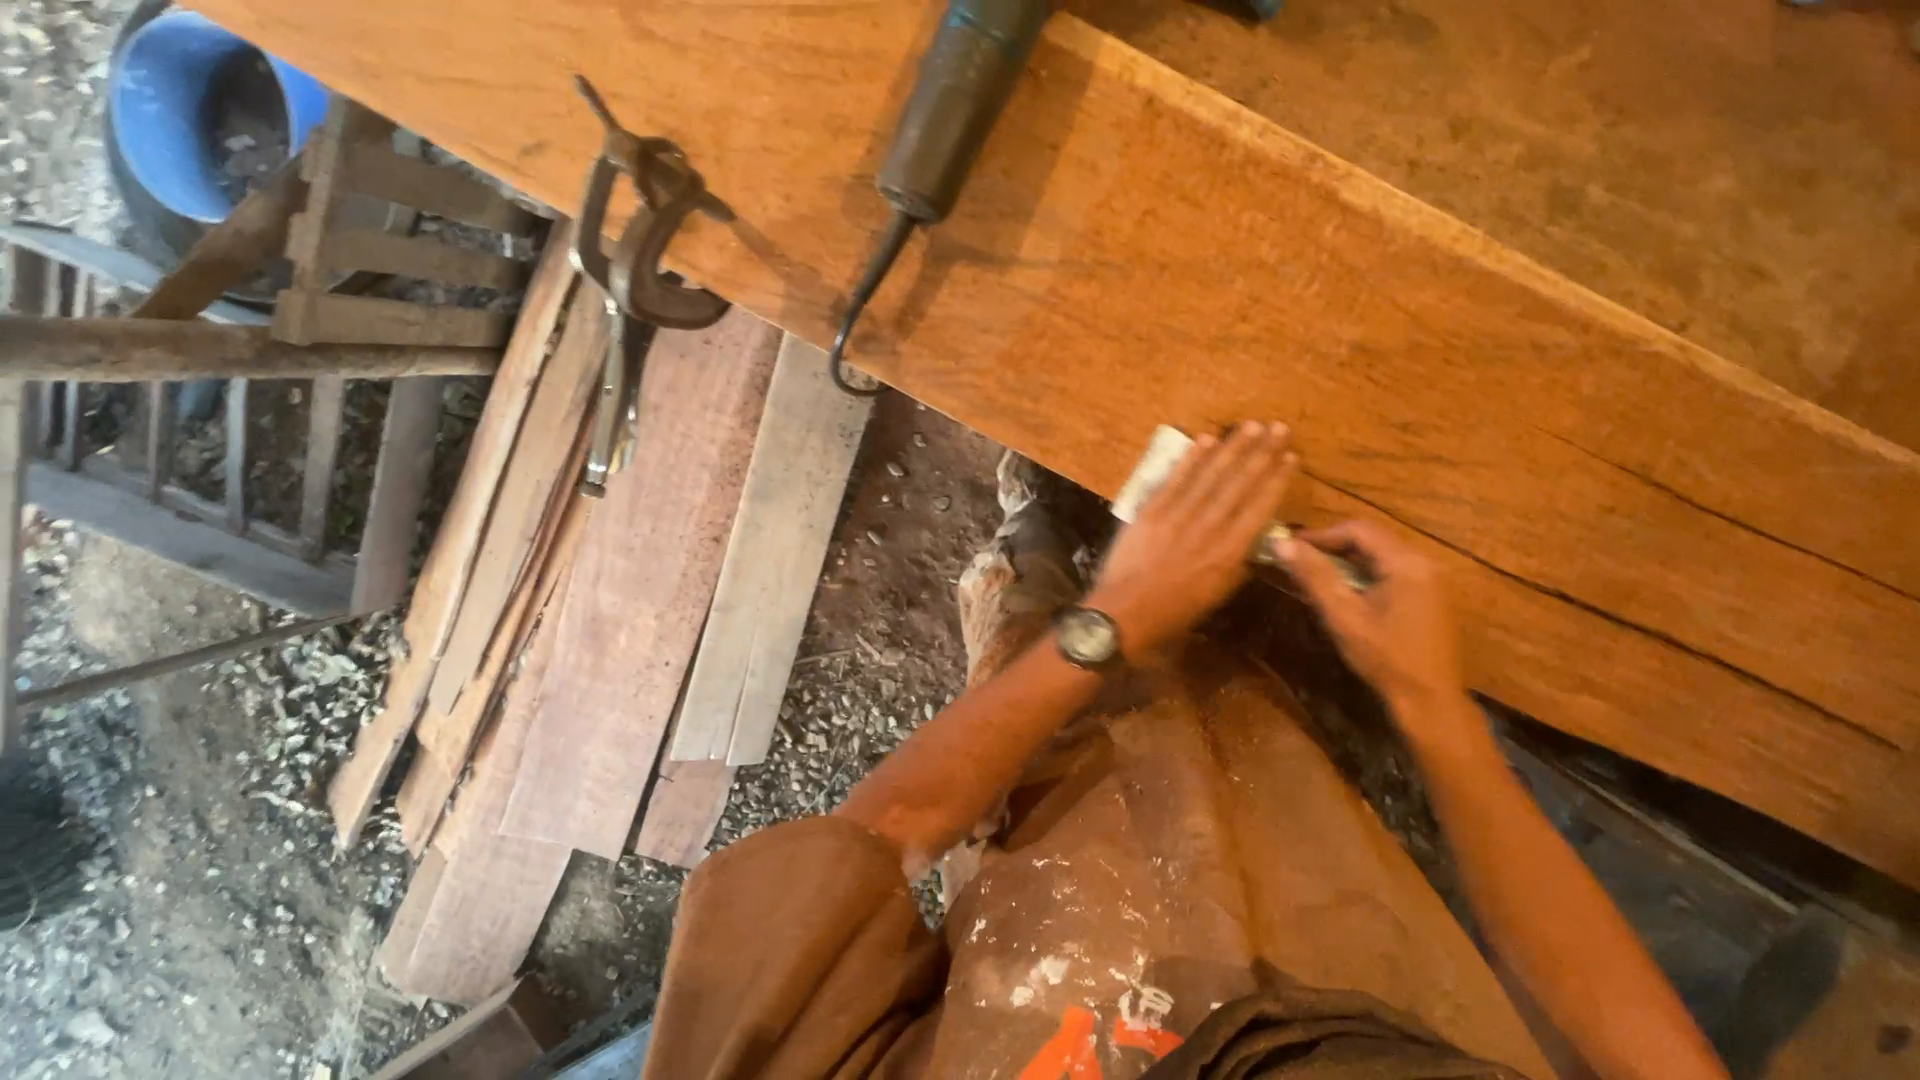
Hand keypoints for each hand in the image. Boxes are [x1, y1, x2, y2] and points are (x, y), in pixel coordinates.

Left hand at [1088, 421, 1296, 659]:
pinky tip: (1206, 439)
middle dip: (1261, 453)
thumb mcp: (1217, 596)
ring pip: (1210, 476)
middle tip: (1279, 427)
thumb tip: (1255, 543)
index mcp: (1229, 552)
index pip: (1259, 508)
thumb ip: (1237, 566)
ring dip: (1232, 448)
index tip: (1290, 457)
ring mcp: (1178, 516)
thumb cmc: (1173, 613)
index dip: (1276, 480)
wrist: (1124, 614)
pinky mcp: (1151, 512)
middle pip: (1239, 484)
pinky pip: (1175, 480)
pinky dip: (1191, 459)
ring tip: (1251, 426)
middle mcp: (1209, 529)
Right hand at [1281, 520, 1465, 722]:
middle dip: (1332, 546)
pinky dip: (1363, 574)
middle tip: (1299, 561)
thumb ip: (1314, 576)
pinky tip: (1344, 593)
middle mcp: (1423, 562)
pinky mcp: (1428, 595)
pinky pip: (1390, 571)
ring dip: (1346, 560)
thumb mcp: (1343, 616)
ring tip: (1315, 576)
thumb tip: (1281, 543)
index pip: (1358, 529)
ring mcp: (1430, 579)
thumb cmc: (1385, 658)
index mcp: (1406, 563)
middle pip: (1371, 538)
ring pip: (1379, 555)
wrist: (1429, 700)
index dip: (1320, 534)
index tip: (1290, 547)